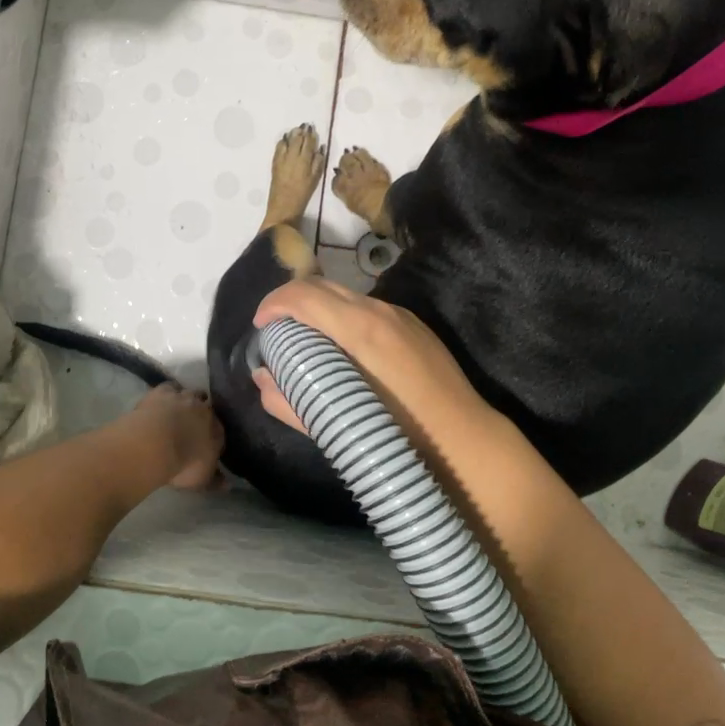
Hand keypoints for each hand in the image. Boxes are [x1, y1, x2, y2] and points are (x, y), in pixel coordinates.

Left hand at [128, 383, 224, 490]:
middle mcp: (204, 410)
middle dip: (202, 413)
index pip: (220, 430)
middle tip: (193, 423)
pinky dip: (168, 392)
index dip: (213, 435)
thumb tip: (228, 485)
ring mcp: (184, 398)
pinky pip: (169, 388)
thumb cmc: (183, 465)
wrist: (155, 444)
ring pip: (191, 393)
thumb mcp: (201, 480)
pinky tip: (163, 399)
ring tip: (179, 409)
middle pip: (207, 407)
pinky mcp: (162, 392)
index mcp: (217, 431)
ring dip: (187, 400)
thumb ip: (215, 481)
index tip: (207, 441)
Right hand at [252, 278, 510, 479]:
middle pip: (322, 286)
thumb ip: (290, 401)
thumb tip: (262, 379)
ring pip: (346, 296)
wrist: (465, 440)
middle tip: (276, 332)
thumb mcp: (336, 426)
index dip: (273, 305)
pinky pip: (367, 310)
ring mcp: (401, 315)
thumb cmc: (399, 437)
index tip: (259, 327)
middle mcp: (381, 310)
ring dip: (319, 310)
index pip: (303, 295)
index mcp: (360, 329)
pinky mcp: (415, 326)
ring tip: (307, 342)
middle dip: (291, 302)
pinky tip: (343, 352)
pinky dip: (343, 319)